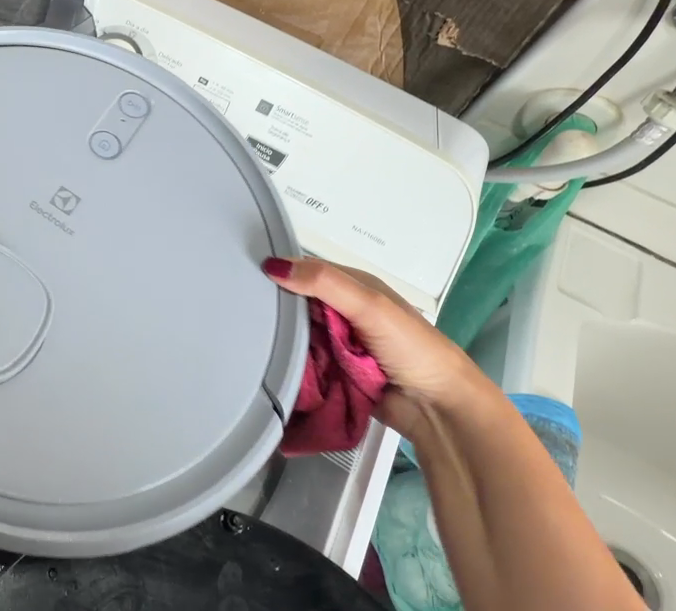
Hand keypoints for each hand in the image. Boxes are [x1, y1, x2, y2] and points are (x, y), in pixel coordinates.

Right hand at [262, 257, 496, 436]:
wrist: (440, 410)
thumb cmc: (412, 348)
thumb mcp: (369, 306)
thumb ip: (324, 282)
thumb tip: (271, 265)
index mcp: (355, 288)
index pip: (307, 271)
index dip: (280, 271)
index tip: (244, 273)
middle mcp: (345, 313)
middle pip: (298, 304)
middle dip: (275, 307)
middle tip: (236, 306)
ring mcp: (339, 344)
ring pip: (298, 334)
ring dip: (280, 337)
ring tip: (241, 333)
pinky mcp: (334, 372)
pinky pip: (303, 361)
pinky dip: (290, 361)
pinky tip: (264, 358)